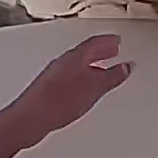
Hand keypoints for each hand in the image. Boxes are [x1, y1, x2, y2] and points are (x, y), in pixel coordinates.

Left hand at [0, 35, 131, 146]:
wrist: (30, 118)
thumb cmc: (56, 101)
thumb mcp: (94, 89)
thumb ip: (112, 77)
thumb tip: (126, 67)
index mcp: (74, 58)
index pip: (95, 42)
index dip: (108, 40)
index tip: (117, 39)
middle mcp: (63, 63)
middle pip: (86, 52)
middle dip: (101, 50)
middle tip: (112, 48)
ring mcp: (54, 75)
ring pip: (78, 64)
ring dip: (93, 64)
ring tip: (104, 68)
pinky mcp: (49, 88)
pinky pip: (71, 76)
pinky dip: (82, 77)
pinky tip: (85, 88)